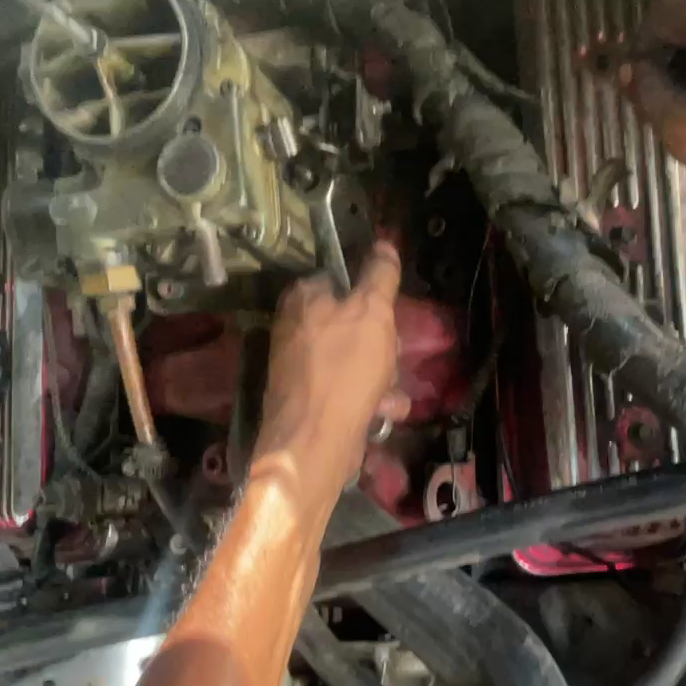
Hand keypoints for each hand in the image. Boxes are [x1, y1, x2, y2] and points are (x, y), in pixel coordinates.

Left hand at [252, 241, 405, 513]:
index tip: (389, 317)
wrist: (316, 442)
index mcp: (302, 298)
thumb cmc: (345, 371)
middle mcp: (295, 329)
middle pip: (355, 323)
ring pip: (359, 360)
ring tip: (388, 395)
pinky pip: (351, 390)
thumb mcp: (372, 313)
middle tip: (390, 359)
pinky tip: (381, 413)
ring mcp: (302, 367)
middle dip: (382, 345)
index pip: (342, 279)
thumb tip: (384, 243)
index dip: (372, 297)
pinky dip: (370, 400)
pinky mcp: (312, 401)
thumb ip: (379, 276)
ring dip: (383, 378)